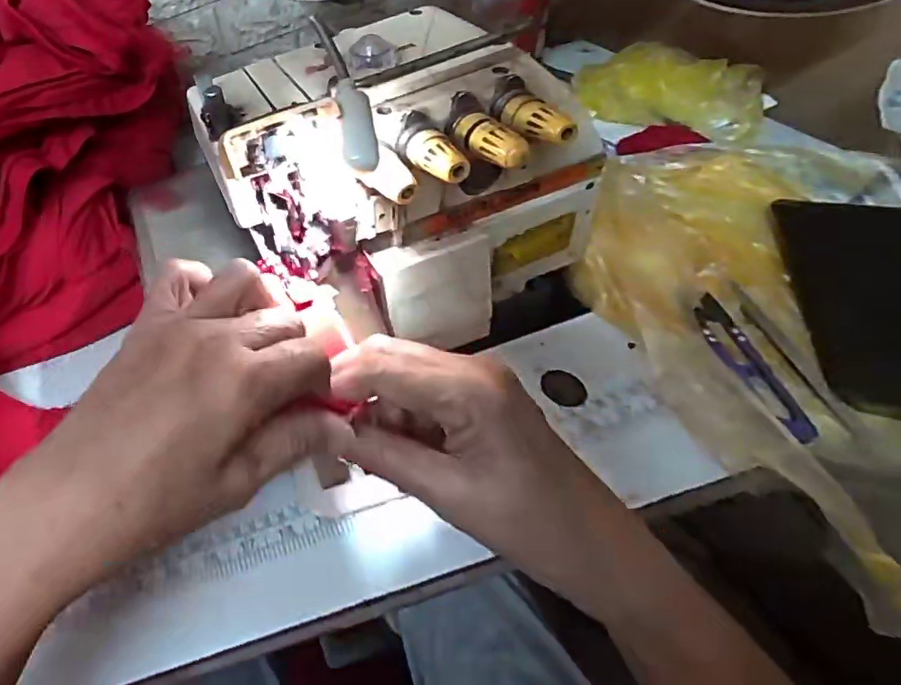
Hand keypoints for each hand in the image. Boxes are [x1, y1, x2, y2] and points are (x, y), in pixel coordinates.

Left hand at [0, 259, 353, 598]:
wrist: (71, 496)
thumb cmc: (157, 503)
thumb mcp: (235, 484)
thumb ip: (291, 443)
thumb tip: (340, 427)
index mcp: (246, 379)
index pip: (311, 356)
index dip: (322, 380)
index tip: (313, 405)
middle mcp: (219, 335)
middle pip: (284, 317)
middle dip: (297, 347)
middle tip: (284, 385)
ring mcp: (179, 321)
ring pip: (241, 278)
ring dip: (260, 303)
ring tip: (251, 341)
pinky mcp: (147, 320)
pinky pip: (180, 273)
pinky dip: (201, 284)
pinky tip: (202, 316)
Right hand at [329, 335, 631, 607]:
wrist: (597, 545)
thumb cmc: (529, 525)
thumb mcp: (448, 494)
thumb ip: (385, 456)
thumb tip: (329, 431)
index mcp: (468, 385)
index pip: (384, 364)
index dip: (339, 380)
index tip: (303, 405)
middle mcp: (471, 365)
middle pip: (392, 355)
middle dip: (354, 385)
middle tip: (323, 424)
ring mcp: (478, 375)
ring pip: (404, 369)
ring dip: (375, 399)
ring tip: (355, 443)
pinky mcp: (479, 392)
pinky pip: (424, 387)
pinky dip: (399, 409)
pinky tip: (389, 442)